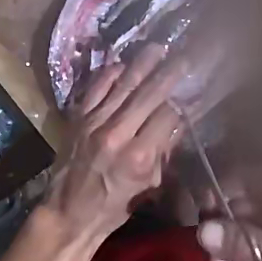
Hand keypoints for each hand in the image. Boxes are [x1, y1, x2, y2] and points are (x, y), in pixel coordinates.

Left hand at [43, 46, 189, 244]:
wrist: (68, 212)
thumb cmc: (114, 206)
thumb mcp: (148, 185)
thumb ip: (163, 152)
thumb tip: (178, 122)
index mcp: (139, 156)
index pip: (167, 116)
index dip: (182, 101)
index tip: (193, 88)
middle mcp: (117, 134)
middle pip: (148, 95)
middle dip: (168, 73)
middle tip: (183, 56)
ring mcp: (94, 123)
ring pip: (122, 86)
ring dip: (141, 65)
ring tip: (157, 48)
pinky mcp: (77, 119)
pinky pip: (95, 89)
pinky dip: (109, 74)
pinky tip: (122, 63)